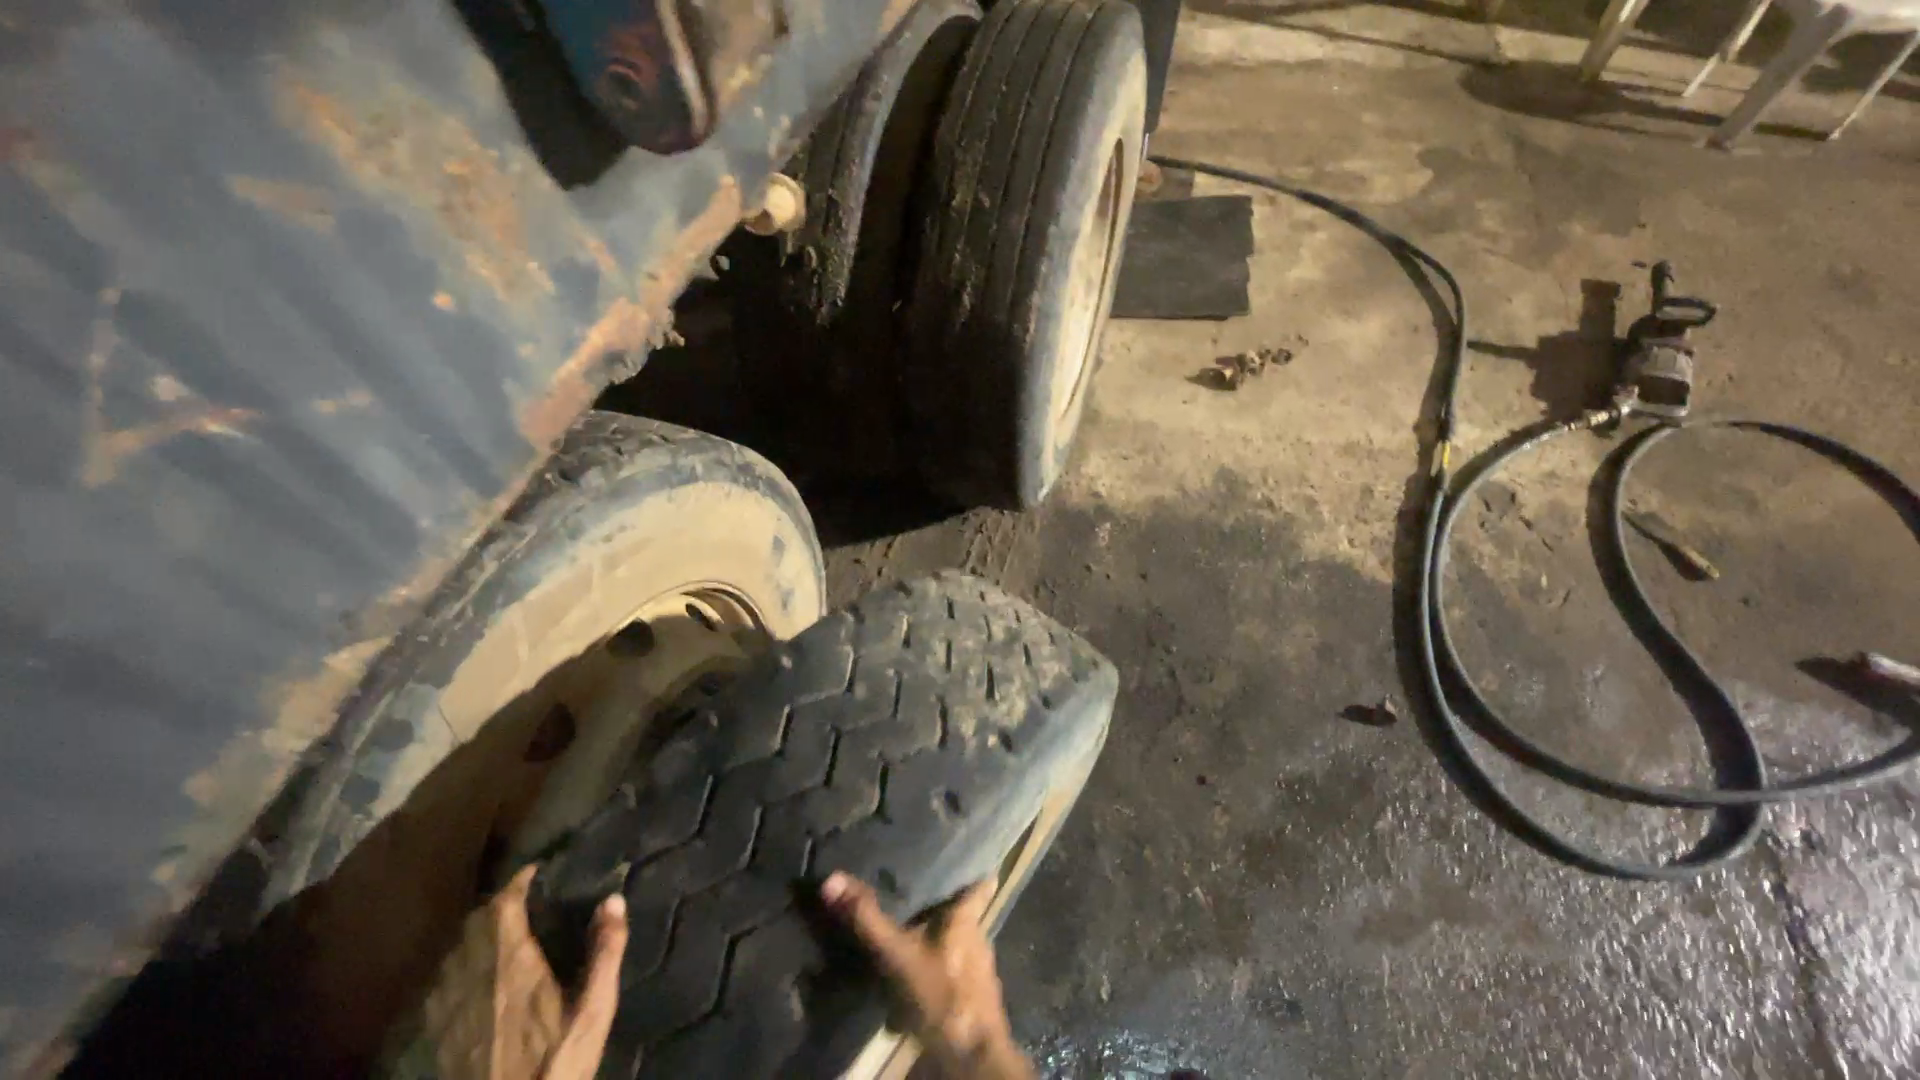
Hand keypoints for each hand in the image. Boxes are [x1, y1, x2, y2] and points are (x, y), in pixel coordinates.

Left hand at [423, 865, 628, 1079]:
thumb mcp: (593, 1009)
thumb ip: (605, 951)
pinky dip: (458, 970)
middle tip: (523, 904)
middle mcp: (473, 971)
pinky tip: (474, 984)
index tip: (537, 871)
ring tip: (501, 939)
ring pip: (455, 950)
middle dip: (498, 906)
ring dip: (477, 936)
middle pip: (476, 921)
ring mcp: (448, 1003)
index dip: (519, 881)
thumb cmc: (555, 1062)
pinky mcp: (435, 1032)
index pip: (505, 902)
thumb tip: (615, 899)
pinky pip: (441, 984)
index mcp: (512, 959)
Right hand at [820, 873, 1033, 1079]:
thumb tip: (833, 879)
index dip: (974, 870)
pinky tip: (910, 981)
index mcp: (967, 921)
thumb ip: (867, 919)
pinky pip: (950, 977)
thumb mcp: (898, 955)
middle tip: (915, 891)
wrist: (970, 1060)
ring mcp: (978, 973)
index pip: (980, 885)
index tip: (961, 856)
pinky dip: (933, 975)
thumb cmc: (941, 995)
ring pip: (957, 946)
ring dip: (935, 942)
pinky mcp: (972, 1001)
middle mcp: (978, 940)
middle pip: (964, 915)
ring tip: (907, 932)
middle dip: (943, 907)